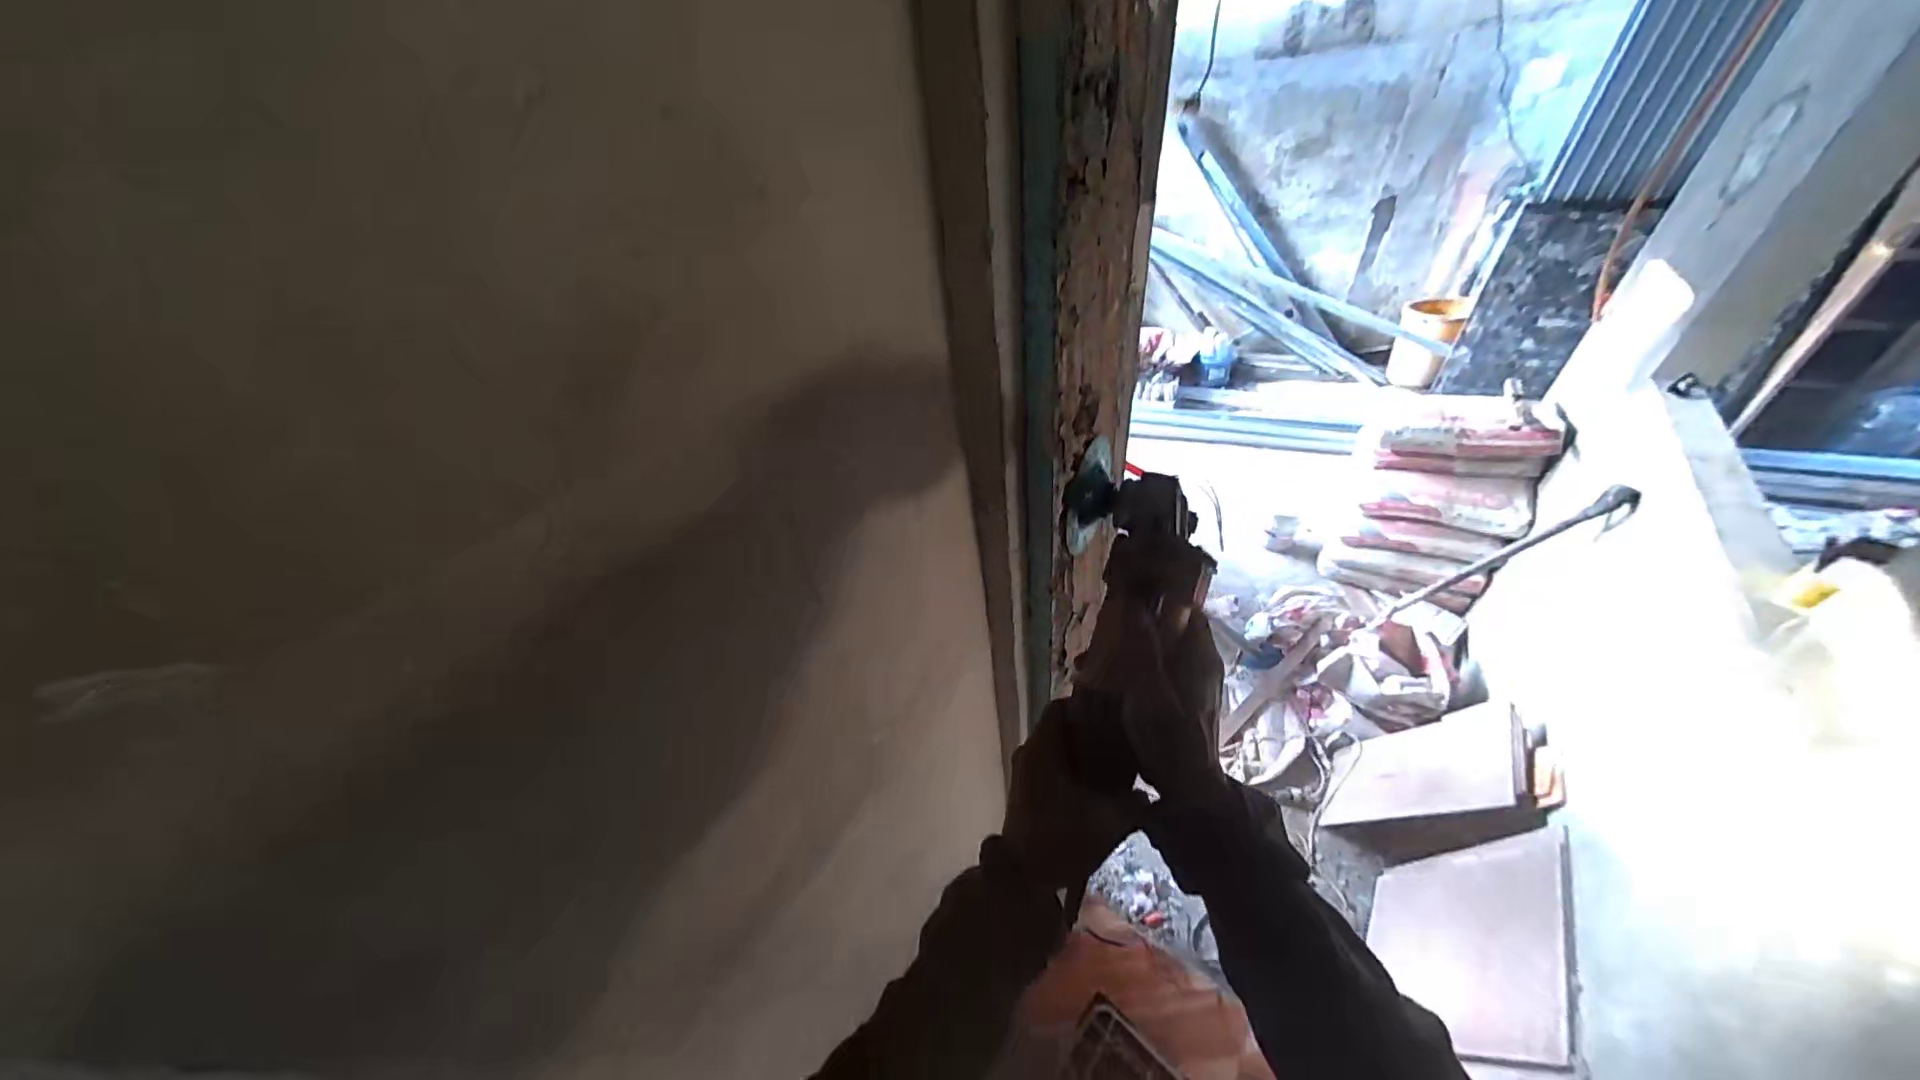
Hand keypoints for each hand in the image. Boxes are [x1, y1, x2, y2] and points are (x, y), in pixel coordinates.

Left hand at [1001, 701, 1141, 892]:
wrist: (1024, 877)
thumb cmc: (1064, 839)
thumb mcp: (1107, 820)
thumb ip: (1134, 803)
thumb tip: (1152, 794)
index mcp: (1043, 747)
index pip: (1061, 706)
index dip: (1086, 704)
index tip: (1112, 710)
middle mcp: (1028, 751)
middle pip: (1059, 725)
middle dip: (1087, 728)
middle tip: (1118, 735)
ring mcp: (1022, 771)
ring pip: (1053, 746)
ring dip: (1078, 750)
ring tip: (1111, 758)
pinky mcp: (1023, 789)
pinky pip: (1048, 764)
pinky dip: (1068, 766)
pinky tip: (1093, 782)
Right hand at [1113, 608, 1230, 806]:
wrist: (1187, 790)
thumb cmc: (1169, 739)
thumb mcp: (1150, 692)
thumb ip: (1142, 649)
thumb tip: (1132, 605)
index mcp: (1199, 656)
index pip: (1187, 608)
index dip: (1160, 598)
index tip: (1128, 597)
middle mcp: (1201, 664)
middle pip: (1171, 629)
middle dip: (1136, 626)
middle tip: (1103, 632)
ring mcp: (1194, 684)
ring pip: (1162, 651)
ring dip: (1131, 650)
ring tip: (1096, 660)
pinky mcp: (1183, 702)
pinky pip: (1158, 672)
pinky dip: (1135, 670)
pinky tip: (1109, 685)